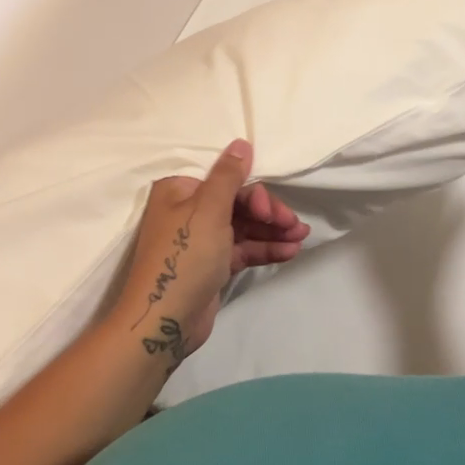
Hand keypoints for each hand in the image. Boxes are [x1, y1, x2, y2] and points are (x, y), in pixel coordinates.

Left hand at [108, 140, 309, 367]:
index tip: (271, 211)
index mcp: (180, 191)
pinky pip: (244, 249)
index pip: (226, 180)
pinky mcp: (212, 266)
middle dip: (270, 214)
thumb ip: (229, 176)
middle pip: (239, 203)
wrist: (162, 320)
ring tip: (301, 239)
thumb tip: (241, 143)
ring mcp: (201, 241)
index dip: (254, 193)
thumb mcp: (208, 210)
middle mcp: (188, 212)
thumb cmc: (183, 258)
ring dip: (273, 232)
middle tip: (295, 226)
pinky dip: (265, 249)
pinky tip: (290, 252)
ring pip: (245, 227)